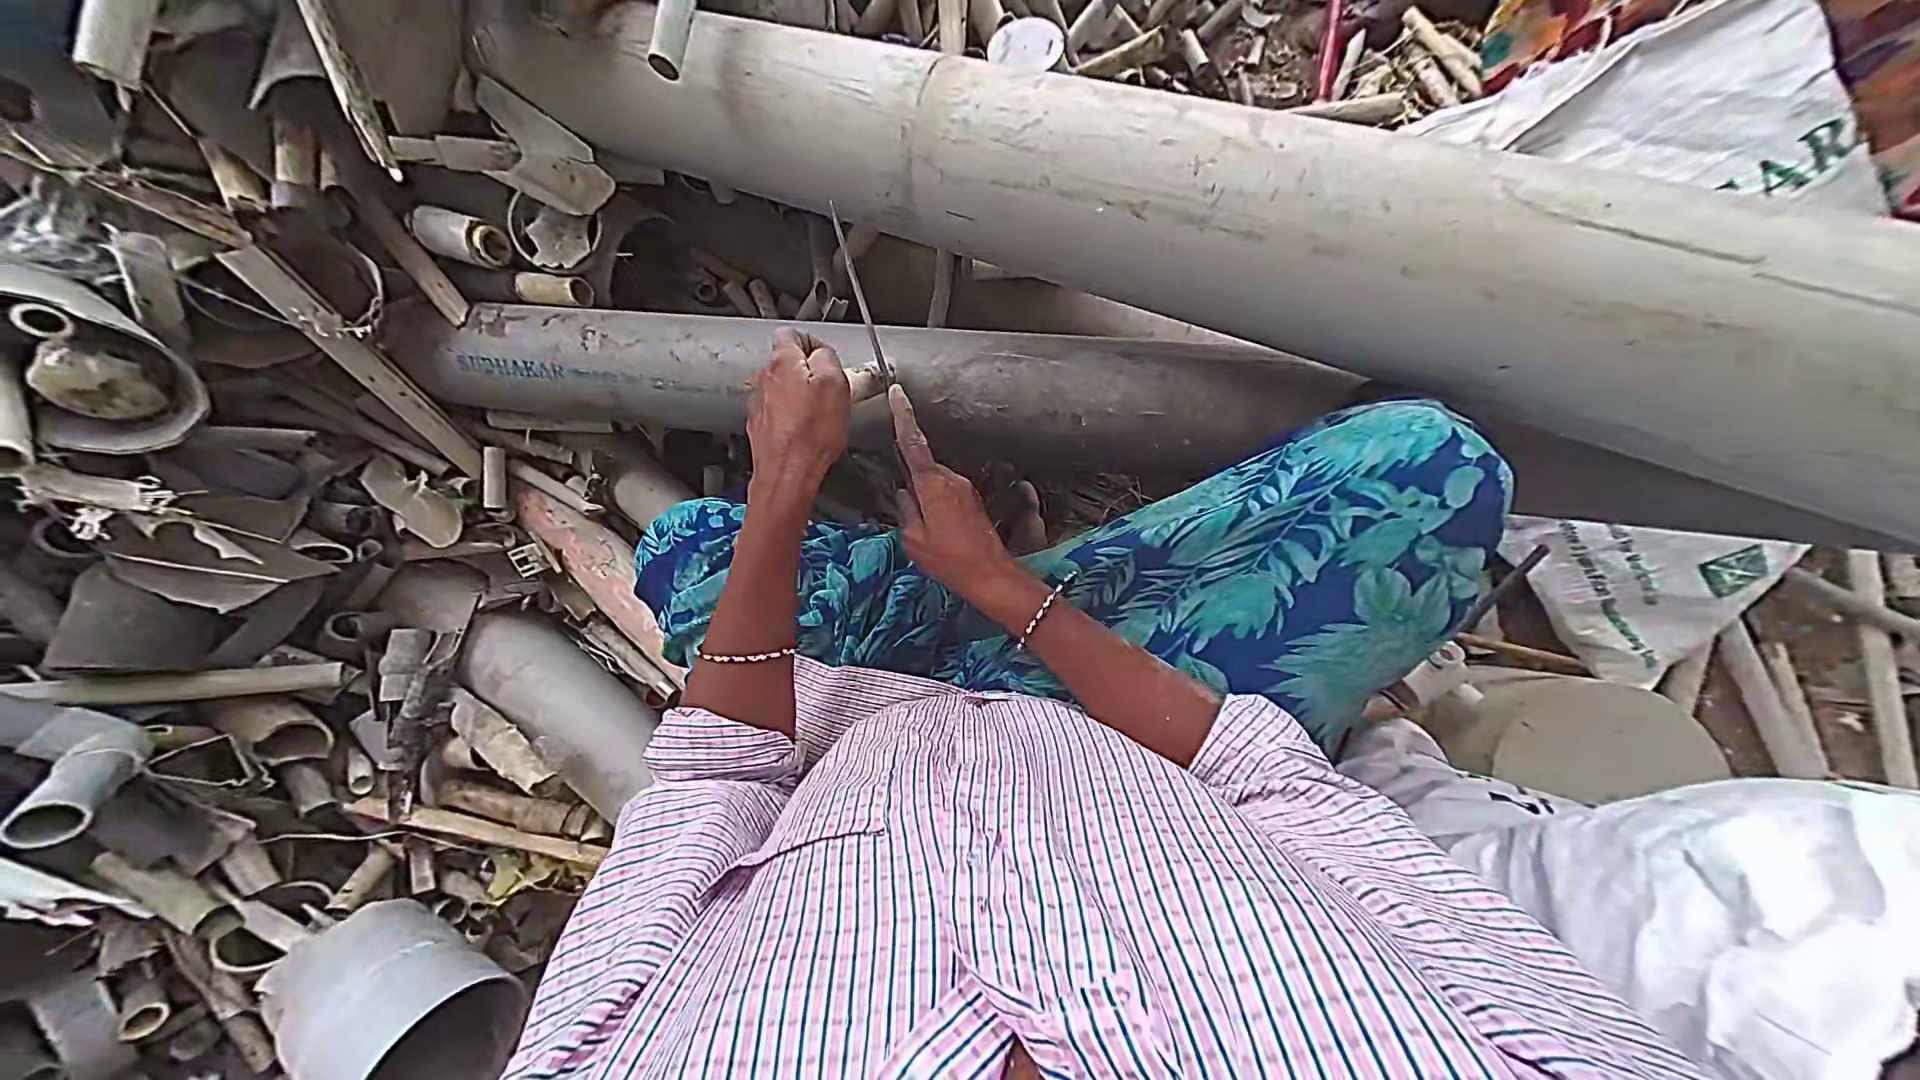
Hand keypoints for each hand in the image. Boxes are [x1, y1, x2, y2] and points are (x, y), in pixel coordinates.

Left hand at [747, 328, 849, 500]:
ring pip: (785, 389)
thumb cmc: (810, 436)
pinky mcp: (761, 425)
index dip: (816, 344)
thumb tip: (824, 353)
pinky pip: (781, 412)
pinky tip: (807, 432)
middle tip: (831, 393)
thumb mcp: (836, 385)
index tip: (829, 361)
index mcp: (782, 361)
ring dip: (801, 397)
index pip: (794, 333)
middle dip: (811, 374)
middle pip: (790, 363)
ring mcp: (760, 403)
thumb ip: (829, 358)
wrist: (787, 474)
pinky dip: (793, 417)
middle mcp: (764, 378)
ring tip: (820, 417)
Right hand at [890, 384, 1018, 597]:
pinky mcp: (973, 500)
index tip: (896, 393)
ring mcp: (965, 489)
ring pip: (935, 482)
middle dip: (910, 478)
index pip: (912, 442)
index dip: (902, 415)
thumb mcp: (914, 539)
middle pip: (922, 465)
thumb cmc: (950, 559)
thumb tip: (902, 494)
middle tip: (907, 508)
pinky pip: (946, 492)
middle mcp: (951, 479)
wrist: (990, 573)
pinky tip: (939, 529)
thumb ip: (904, 511)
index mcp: (933, 484)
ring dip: (925, 496)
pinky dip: (937, 503)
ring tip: (927, 529)